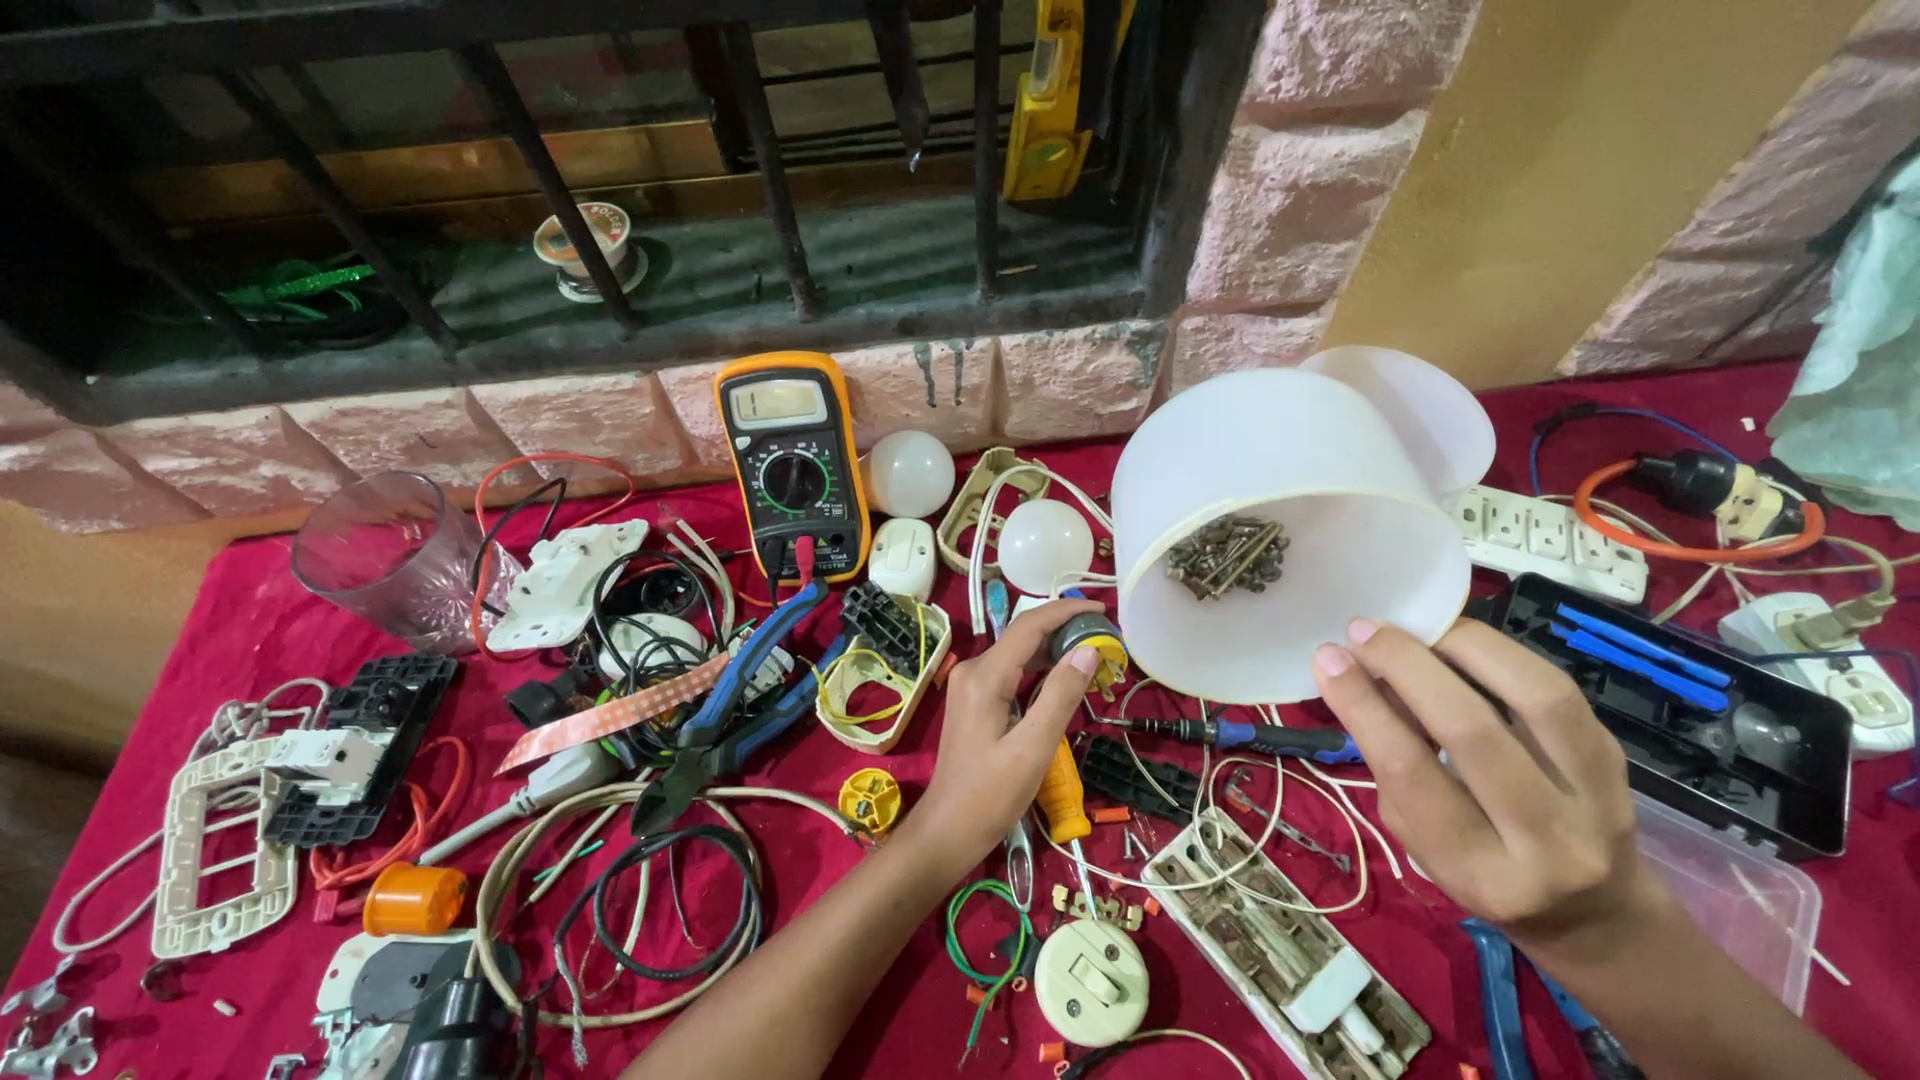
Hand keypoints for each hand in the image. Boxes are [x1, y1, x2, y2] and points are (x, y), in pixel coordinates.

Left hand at [899, 599, 1103, 874]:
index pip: (1029, 626)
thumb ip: (1060, 696)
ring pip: (1019, 655)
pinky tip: (1066, 678)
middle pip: (1024, 636)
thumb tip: (1088, 651)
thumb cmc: (990, 795)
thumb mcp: (1033, 748)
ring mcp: (971, 686)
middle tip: (1107, 634)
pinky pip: (1012, 674)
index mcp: (984, 676)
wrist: (948, 829)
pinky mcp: (975, 702)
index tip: (1103, 608)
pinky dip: (1041, 671)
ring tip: (1095, 651)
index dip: (1066, 611)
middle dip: (1065, 629)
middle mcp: (973, 671)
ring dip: (1055, 650)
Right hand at [1313, 618, 1673, 958]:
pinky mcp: (1618, 759)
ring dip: (1465, 646)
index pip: (1410, 772)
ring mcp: (1597, 799)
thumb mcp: (1419, 839)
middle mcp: (1546, 841)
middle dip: (1407, 666)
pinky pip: (1559, 690)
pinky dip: (1502, 654)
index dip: (1364, 706)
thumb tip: (1364, 678)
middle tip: (1363, 631)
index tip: (1328, 659)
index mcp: (1478, 869)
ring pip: (1535, 698)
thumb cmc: (1481, 872)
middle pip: (1471, 731)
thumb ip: (1394, 765)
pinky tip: (1462, 640)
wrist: (1594, 911)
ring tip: (1419, 625)